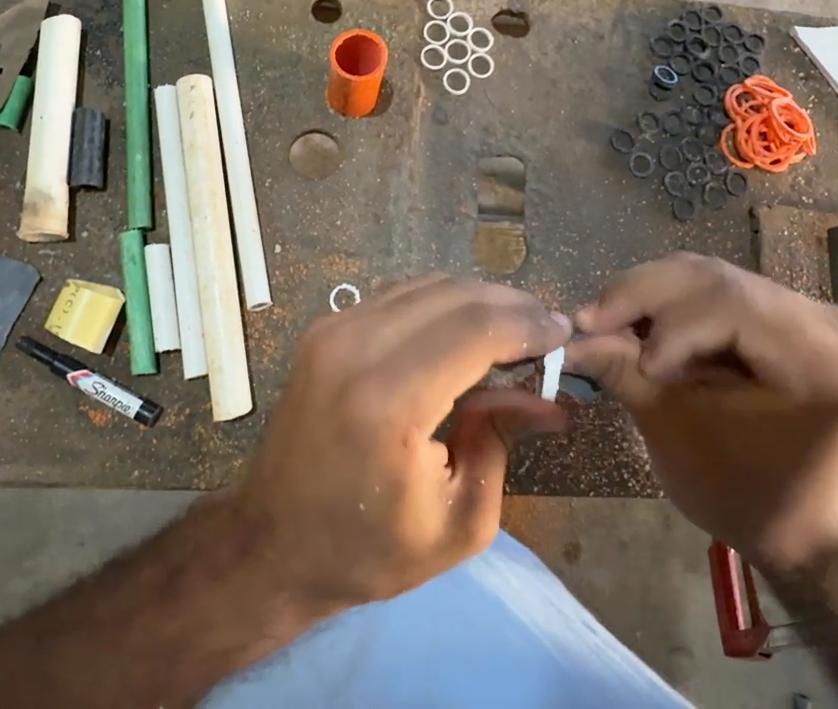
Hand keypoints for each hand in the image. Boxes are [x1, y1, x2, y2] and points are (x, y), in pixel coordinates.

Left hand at [234, 275, 570, 611]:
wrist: (273, 544)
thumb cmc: (368, 550)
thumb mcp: (459, 521)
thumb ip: (501, 442)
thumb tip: (546, 395)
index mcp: (389, 402)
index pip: (477, 329)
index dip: (529, 326)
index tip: (565, 335)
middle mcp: (355, 348)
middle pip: (456, 296)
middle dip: (512, 306)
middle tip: (548, 331)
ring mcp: (332, 332)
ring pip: (427, 286)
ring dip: (479, 300)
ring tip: (516, 330)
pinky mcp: (323, 331)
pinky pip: (399, 296)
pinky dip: (442, 304)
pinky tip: (466, 330)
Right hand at [567, 253, 837, 575]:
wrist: (794, 525)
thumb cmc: (740, 494)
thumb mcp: (677, 434)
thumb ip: (626, 373)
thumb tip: (566, 340)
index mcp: (826, 361)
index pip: (730, 306)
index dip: (663, 321)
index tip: (609, 348)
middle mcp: (832, 324)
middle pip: (718, 281)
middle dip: (644, 297)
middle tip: (588, 321)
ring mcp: (816, 314)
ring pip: (713, 278)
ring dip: (651, 297)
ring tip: (606, 324)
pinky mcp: (793, 315)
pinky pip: (721, 292)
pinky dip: (673, 306)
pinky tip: (639, 326)